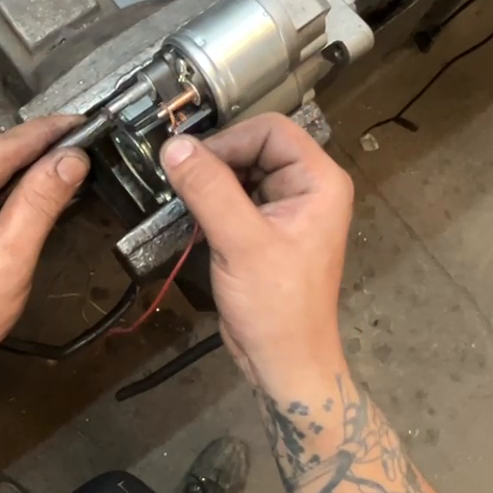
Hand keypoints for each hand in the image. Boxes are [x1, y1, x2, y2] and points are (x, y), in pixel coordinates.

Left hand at [0, 117, 88, 406]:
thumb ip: (41, 202)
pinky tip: (12, 200)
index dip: (48, 134)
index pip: (1, 146)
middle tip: (73, 164)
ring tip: (48, 184)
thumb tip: (73, 157)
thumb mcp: (11, 259)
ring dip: (9, 168)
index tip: (85, 124)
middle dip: (28, 154)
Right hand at [159, 114, 352, 388]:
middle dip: (216, 163)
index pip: (270, 132)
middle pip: (254, 149)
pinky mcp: (264, 233)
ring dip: (210, 185)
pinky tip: (193, 220)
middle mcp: (307, 189)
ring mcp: (285, 212)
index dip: (228, 141)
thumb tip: (173, 148)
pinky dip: (211, 205)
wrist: (284, 361)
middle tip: (180, 182)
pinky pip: (235, 202)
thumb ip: (209, 191)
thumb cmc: (277, 306)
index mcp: (319, 181)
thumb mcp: (241, 243)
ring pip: (241, 175)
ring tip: (184, 202)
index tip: (190, 163)